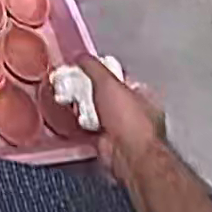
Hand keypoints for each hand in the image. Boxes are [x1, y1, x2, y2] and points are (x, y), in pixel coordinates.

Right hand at [76, 54, 166, 175]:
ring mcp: (120, 128)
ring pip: (95, 108)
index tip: (83, 66)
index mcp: (142, 95)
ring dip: (81, 103)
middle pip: (104, 92)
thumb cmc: (129, 119)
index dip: (100, 70)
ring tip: (68, 94)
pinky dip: (79, 118)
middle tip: (71, 80)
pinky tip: (71, 111)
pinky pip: (88, 124)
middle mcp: (133, 111)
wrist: (126, 155)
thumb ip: (93, 66)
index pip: (118, 76)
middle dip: (87, 87)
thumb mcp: (107, 81)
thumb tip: (80, 56)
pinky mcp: (106, 141)